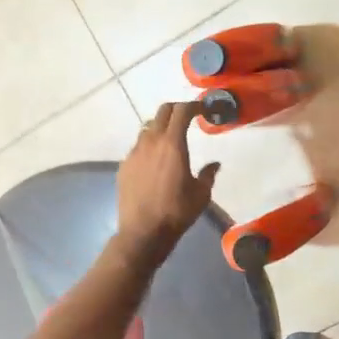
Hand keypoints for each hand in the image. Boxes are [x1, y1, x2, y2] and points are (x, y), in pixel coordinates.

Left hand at [116, 102, 220, 261]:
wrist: (143, 232)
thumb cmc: (177, 212)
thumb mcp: (201, 194)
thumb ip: (208, 174)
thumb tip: (214, 164)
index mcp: (173, 144)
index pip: (182, 111)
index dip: (193, 106)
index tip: (202, 109)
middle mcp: (151, 142)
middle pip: (162, 112)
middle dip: (176, 110)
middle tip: (187, 118)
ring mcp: (134, 153)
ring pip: (147, 129)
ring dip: (160, 128)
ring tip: (170, 140)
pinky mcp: (123, 166)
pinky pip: (137, 148)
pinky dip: (148, 146)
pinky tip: (154, 162)